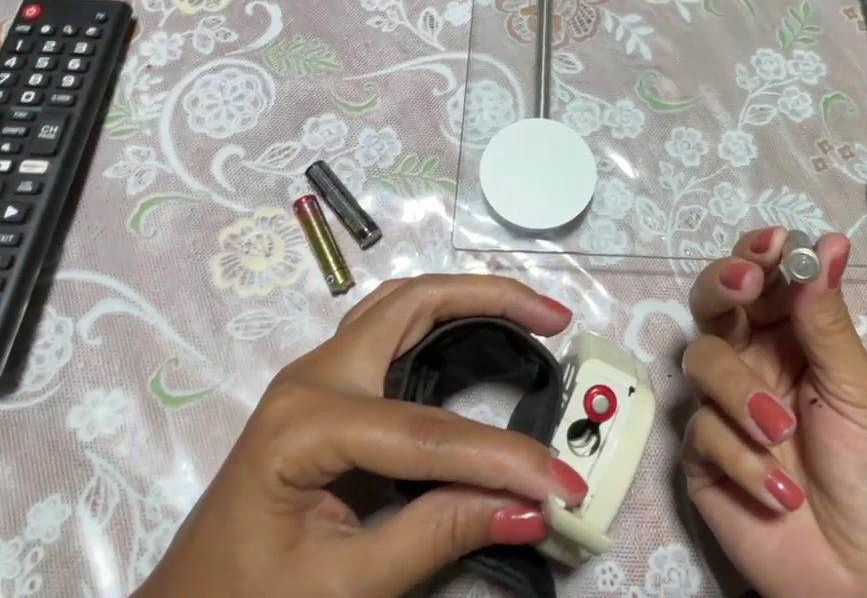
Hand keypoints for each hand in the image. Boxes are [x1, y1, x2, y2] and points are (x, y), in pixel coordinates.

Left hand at [136, 275, 591, 597]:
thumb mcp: (344, 585)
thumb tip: (532, 509)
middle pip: (411, 304)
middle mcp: (312, 377)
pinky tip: (476, 333)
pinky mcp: (328, 389)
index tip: (562, 485)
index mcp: (305, 422)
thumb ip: (440, 535)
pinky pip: (391, 331)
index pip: (426, 432)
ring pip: (400, 304)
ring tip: (529, 313)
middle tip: (555, 317)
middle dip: (488, 298)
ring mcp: (317, 376)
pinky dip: (442, 319)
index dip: (502, 459)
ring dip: (466, 297)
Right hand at [682, 229, 866, 597]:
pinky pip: (701, 432)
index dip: (761, 255)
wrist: (866, 582)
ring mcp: (725, 408)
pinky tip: (779, 491)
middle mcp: (755, 363)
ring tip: (781, 433)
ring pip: (702, 360)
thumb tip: (827, 242)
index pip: (766, 281)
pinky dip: (742, 460)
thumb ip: (827, 320)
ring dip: (739, 391)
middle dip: (723, 285)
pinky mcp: (702, 456)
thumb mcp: (859, 392)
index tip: (773, 244)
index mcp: (797, 341)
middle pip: (716, 303)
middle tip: (745, 287)